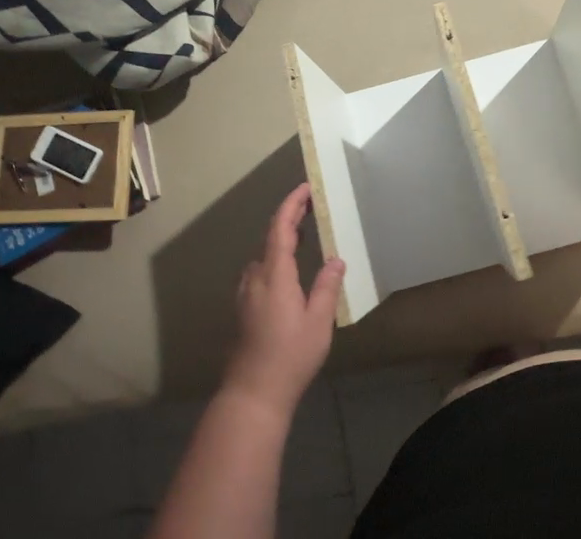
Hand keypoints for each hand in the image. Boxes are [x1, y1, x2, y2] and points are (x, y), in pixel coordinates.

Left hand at [221, 184, 345, 414]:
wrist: (253, 392)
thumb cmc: (290, 355)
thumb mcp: (318, 321)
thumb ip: (326, 287)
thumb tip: (335, 259)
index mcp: (274, 274)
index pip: (281, 227)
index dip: (292, 204)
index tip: (306, 188)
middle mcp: (255, 277)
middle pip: (271, 238)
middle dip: (290, 219)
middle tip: (312, 207)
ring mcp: (246, 292)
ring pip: (265, 257)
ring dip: (283, 241)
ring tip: (305, 236)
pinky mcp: (245, 307)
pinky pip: (261, 272)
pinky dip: (276, 260)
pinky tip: (290, 272)